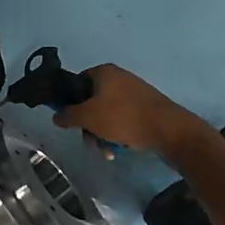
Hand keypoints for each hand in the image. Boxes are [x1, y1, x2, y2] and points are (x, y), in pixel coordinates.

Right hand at [52, 64, 199, 154]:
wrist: (168, 130)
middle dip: (88, 125)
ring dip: (102, 134)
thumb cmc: (123, 117)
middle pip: (91, 101)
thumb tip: (56, 116)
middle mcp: (118, 78)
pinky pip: (122, 119)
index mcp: (104, 72)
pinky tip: (118, 149)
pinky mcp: (144, 108)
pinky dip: (117, 134)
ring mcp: (133, 93)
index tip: (69, 120)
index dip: (69, 101)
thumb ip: (68, 115)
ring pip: (106, 114)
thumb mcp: (88, 117)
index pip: (76, 83)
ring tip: (107, 151)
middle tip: (90, 141)